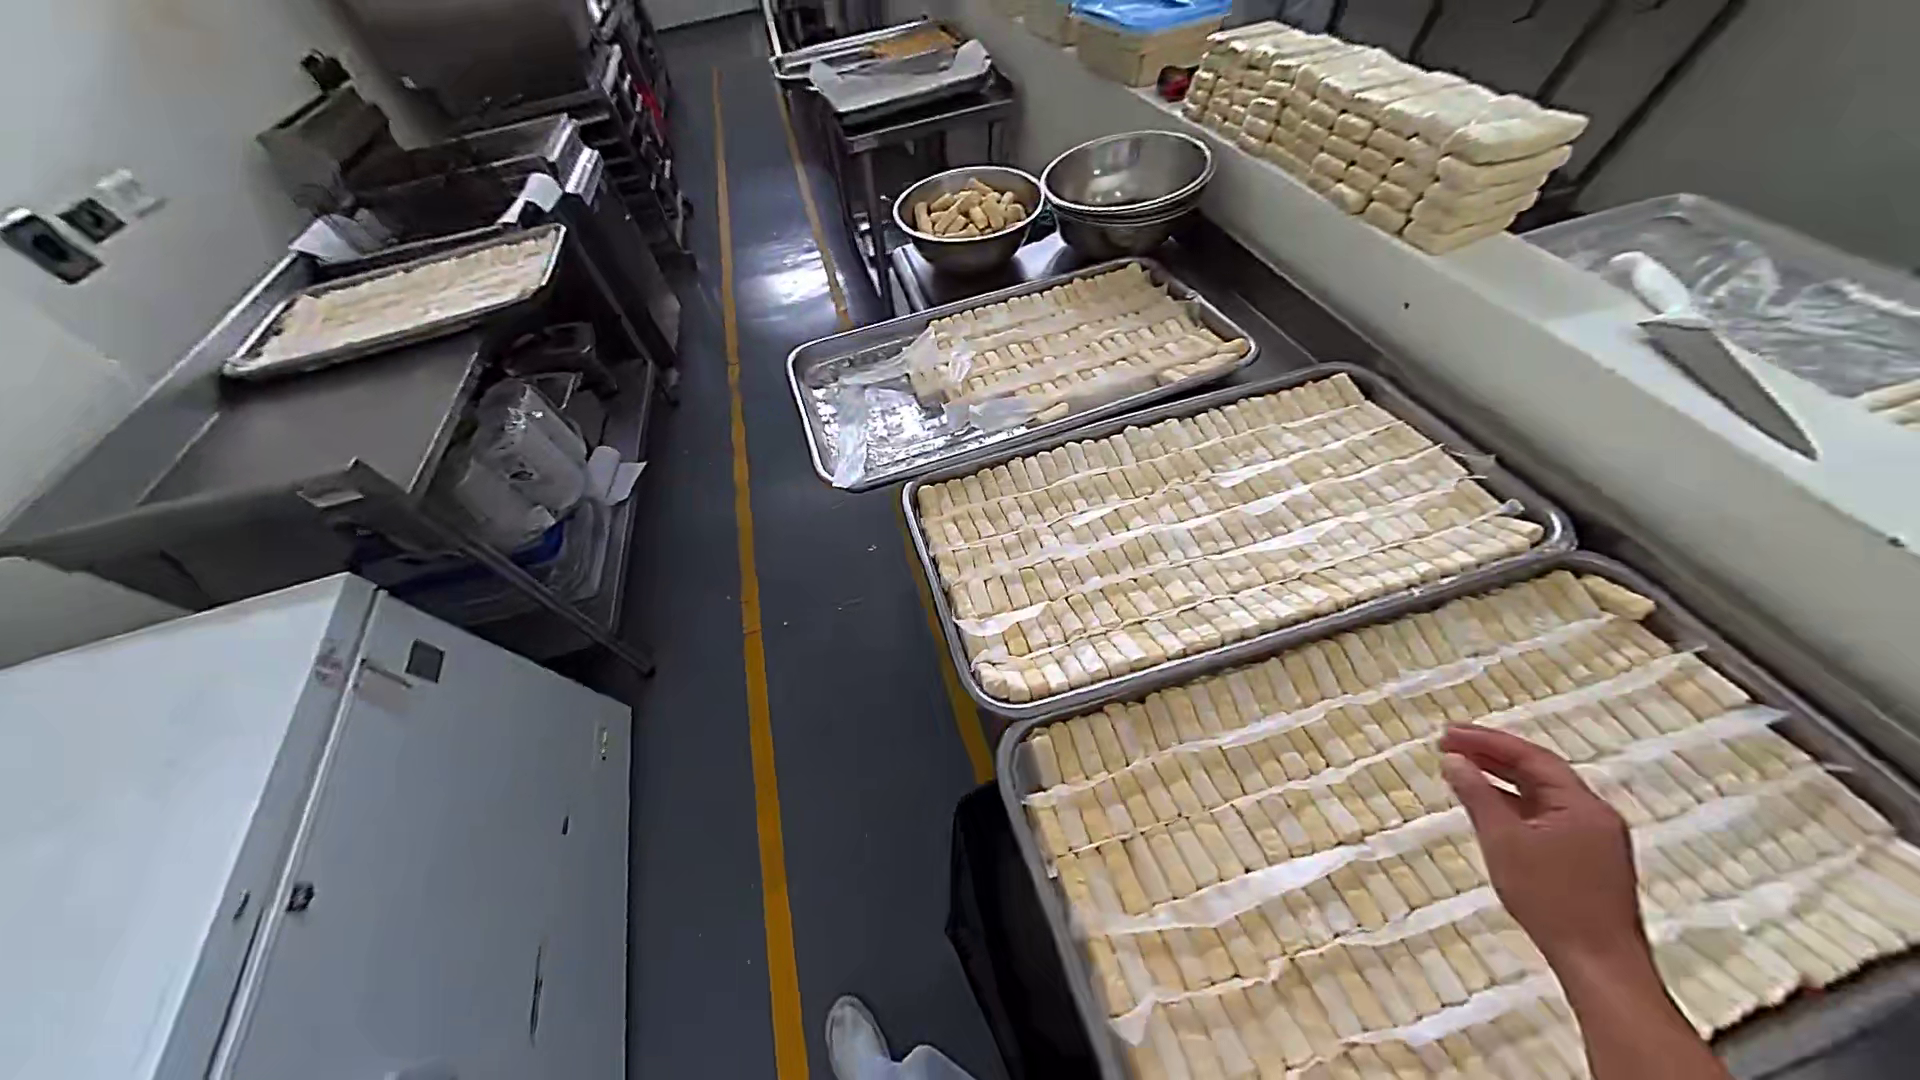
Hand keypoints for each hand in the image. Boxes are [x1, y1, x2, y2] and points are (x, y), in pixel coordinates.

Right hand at [1440, 723, 1644, 966]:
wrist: (1597, 962)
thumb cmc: (1550, 896)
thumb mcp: (1502, 840)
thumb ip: (1476, 794)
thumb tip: (1453, 760)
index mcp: (1582, 805)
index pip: (1531, 757)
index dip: (1486, 740)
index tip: (1447, 733)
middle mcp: (1594, 814)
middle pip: (1539, 770)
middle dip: (1492, 754)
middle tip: (1448, 743)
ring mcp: (1593, 836)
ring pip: (1541, 792)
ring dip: (1500, 776)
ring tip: (1460, 765)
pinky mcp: (1586, 856)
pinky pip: (1544, 812)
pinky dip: (1512, 800)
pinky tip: (1486, 801)